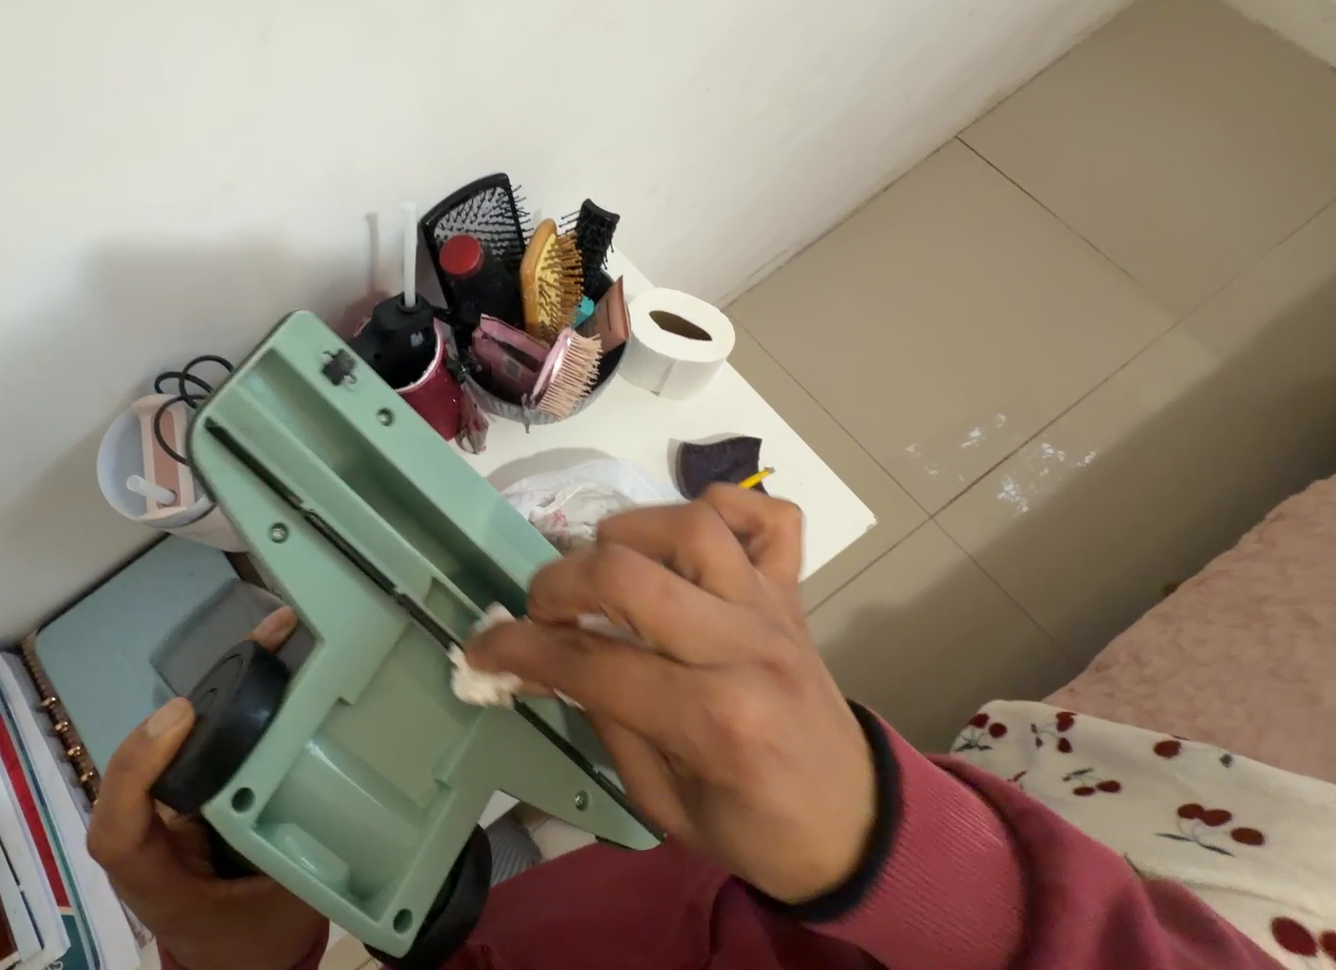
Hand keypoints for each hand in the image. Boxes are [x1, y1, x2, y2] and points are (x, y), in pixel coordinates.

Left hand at [88, 606, 326, 969]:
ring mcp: (167, 809)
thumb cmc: (252, 939)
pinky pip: (196, 744)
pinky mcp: (190, 789)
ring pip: (170, 744)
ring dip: (213, 691)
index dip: (138, 767)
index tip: (183, 718)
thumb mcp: (283, 912)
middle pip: (142, 765)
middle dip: (191, 705)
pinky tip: (266, 664)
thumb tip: (340, 800)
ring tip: (269, 640)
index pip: (120, 829)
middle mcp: (151, 835)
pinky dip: (226, 702)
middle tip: (250, 655)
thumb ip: (300, 863)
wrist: (235, 957)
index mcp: (158, 881)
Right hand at [466, 486, 877, 902]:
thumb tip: (539, 664)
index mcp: (713, 720)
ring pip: (691, 524)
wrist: (853, 823)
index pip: (590, 663)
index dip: (519, 650)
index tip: (482, 648)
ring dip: (627, 533)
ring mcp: (772, 609)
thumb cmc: (752, 826)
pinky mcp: (792, 590)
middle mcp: (744, 647)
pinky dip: (723, 509)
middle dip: (557, 584)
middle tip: (542, 612)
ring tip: (607, 567)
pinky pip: (767, 518)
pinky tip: (688, 540)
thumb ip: (600, 717)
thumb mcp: (660, 801)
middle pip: (627, 574)